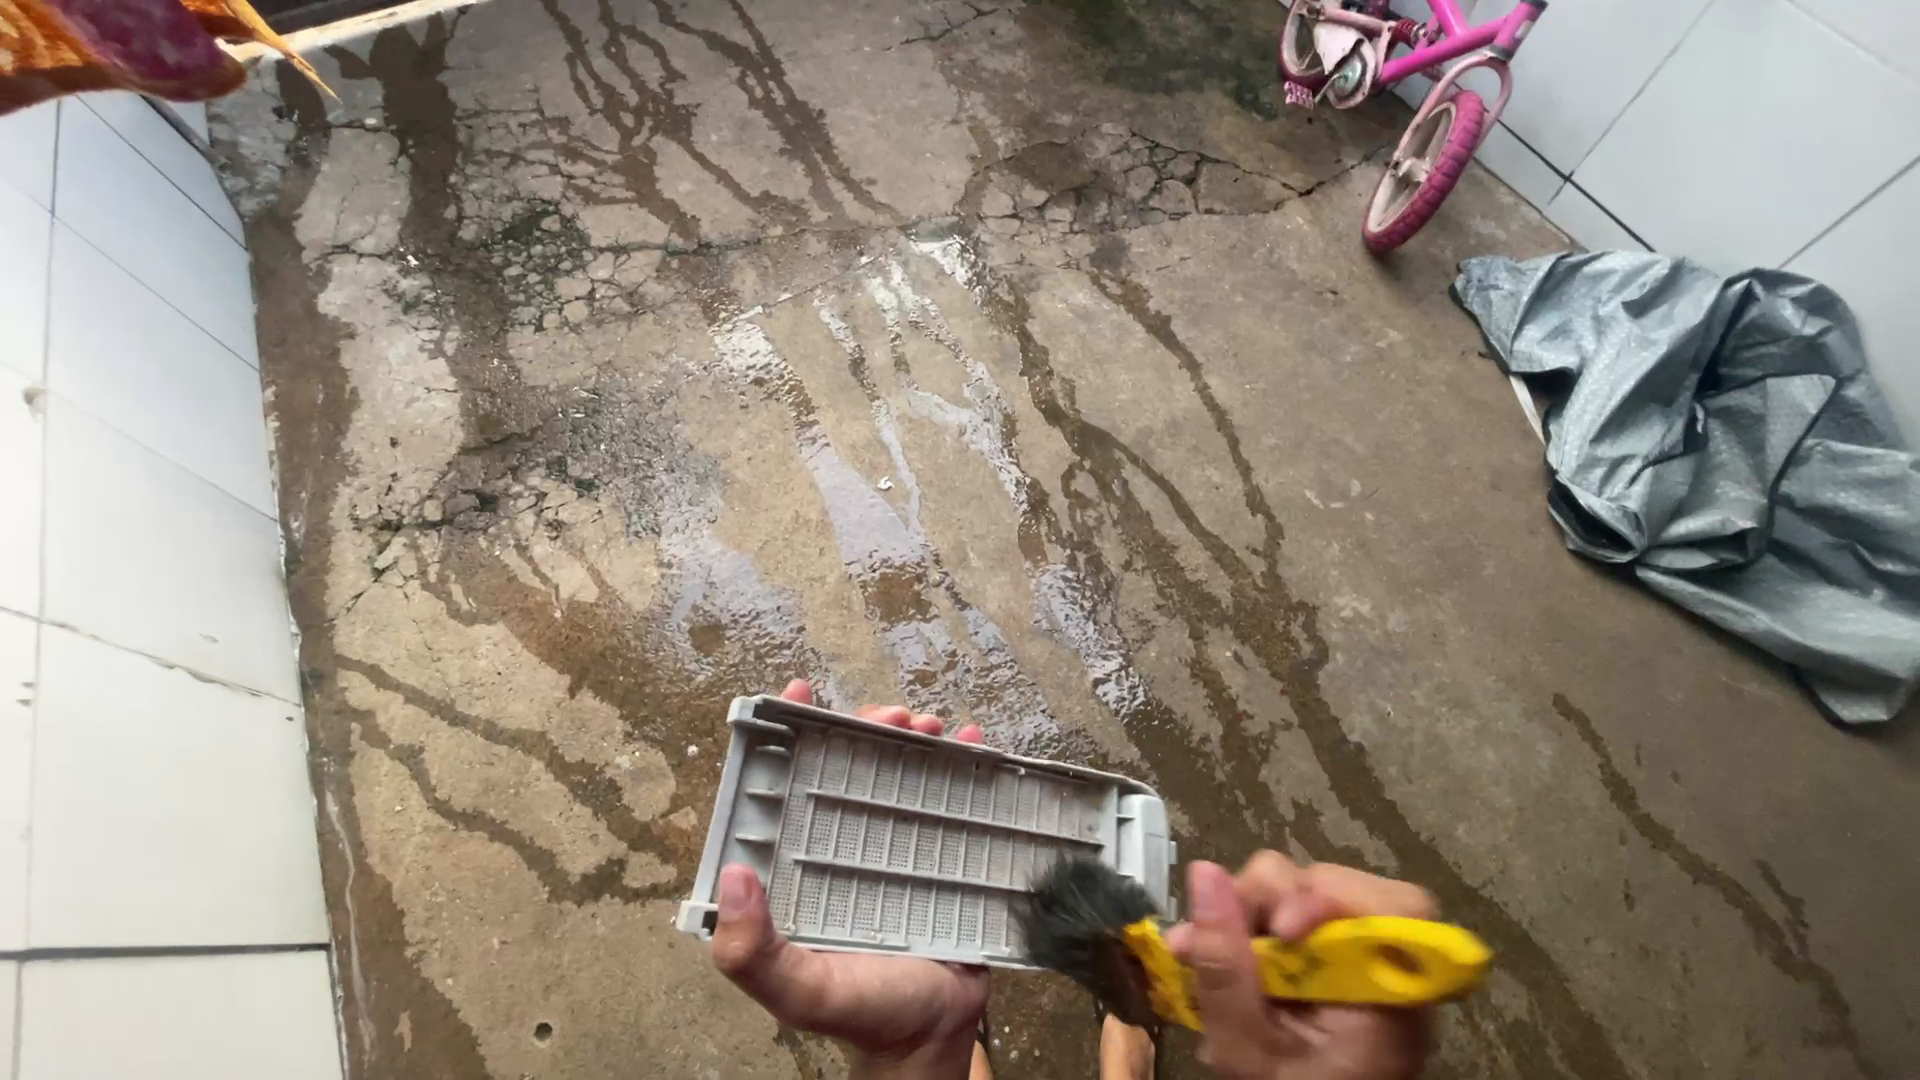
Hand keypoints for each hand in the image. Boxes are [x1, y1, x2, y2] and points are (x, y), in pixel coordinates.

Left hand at [709, 680, 988, 1078]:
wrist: (936, 1034)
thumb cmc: (864, 1011)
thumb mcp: (800, 990)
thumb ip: (754, 954)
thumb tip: (734, 877)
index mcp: (806, 859)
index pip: (794, 782)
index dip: (793, 732)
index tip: (802, 690)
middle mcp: (850, 838)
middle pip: (855, 761)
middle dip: (870, 725)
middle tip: (895, 716)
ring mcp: (900, 839)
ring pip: (904, 769)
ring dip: (916, 736)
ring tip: (932, 727)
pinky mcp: (946, 847)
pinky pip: (954, 794)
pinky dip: (964, 763)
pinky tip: (975, 745)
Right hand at [1170, 853, 1436, 1079]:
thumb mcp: (1243, 1045)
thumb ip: (1225, 966)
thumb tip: (1204, 871)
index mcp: (1388, 996)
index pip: (1396, 907)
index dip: (1335, 898)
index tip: (1280, 928)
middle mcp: (1377, 961)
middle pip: (1334, 885)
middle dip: (1267, 897)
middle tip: (1221, 932)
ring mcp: (1346, 950)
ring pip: (1300, 885)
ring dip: (1245, 905)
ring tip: (1201, 947)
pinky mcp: (1319, 946)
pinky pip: (1284, 903)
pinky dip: (1244, 914)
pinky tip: (1217, 944)